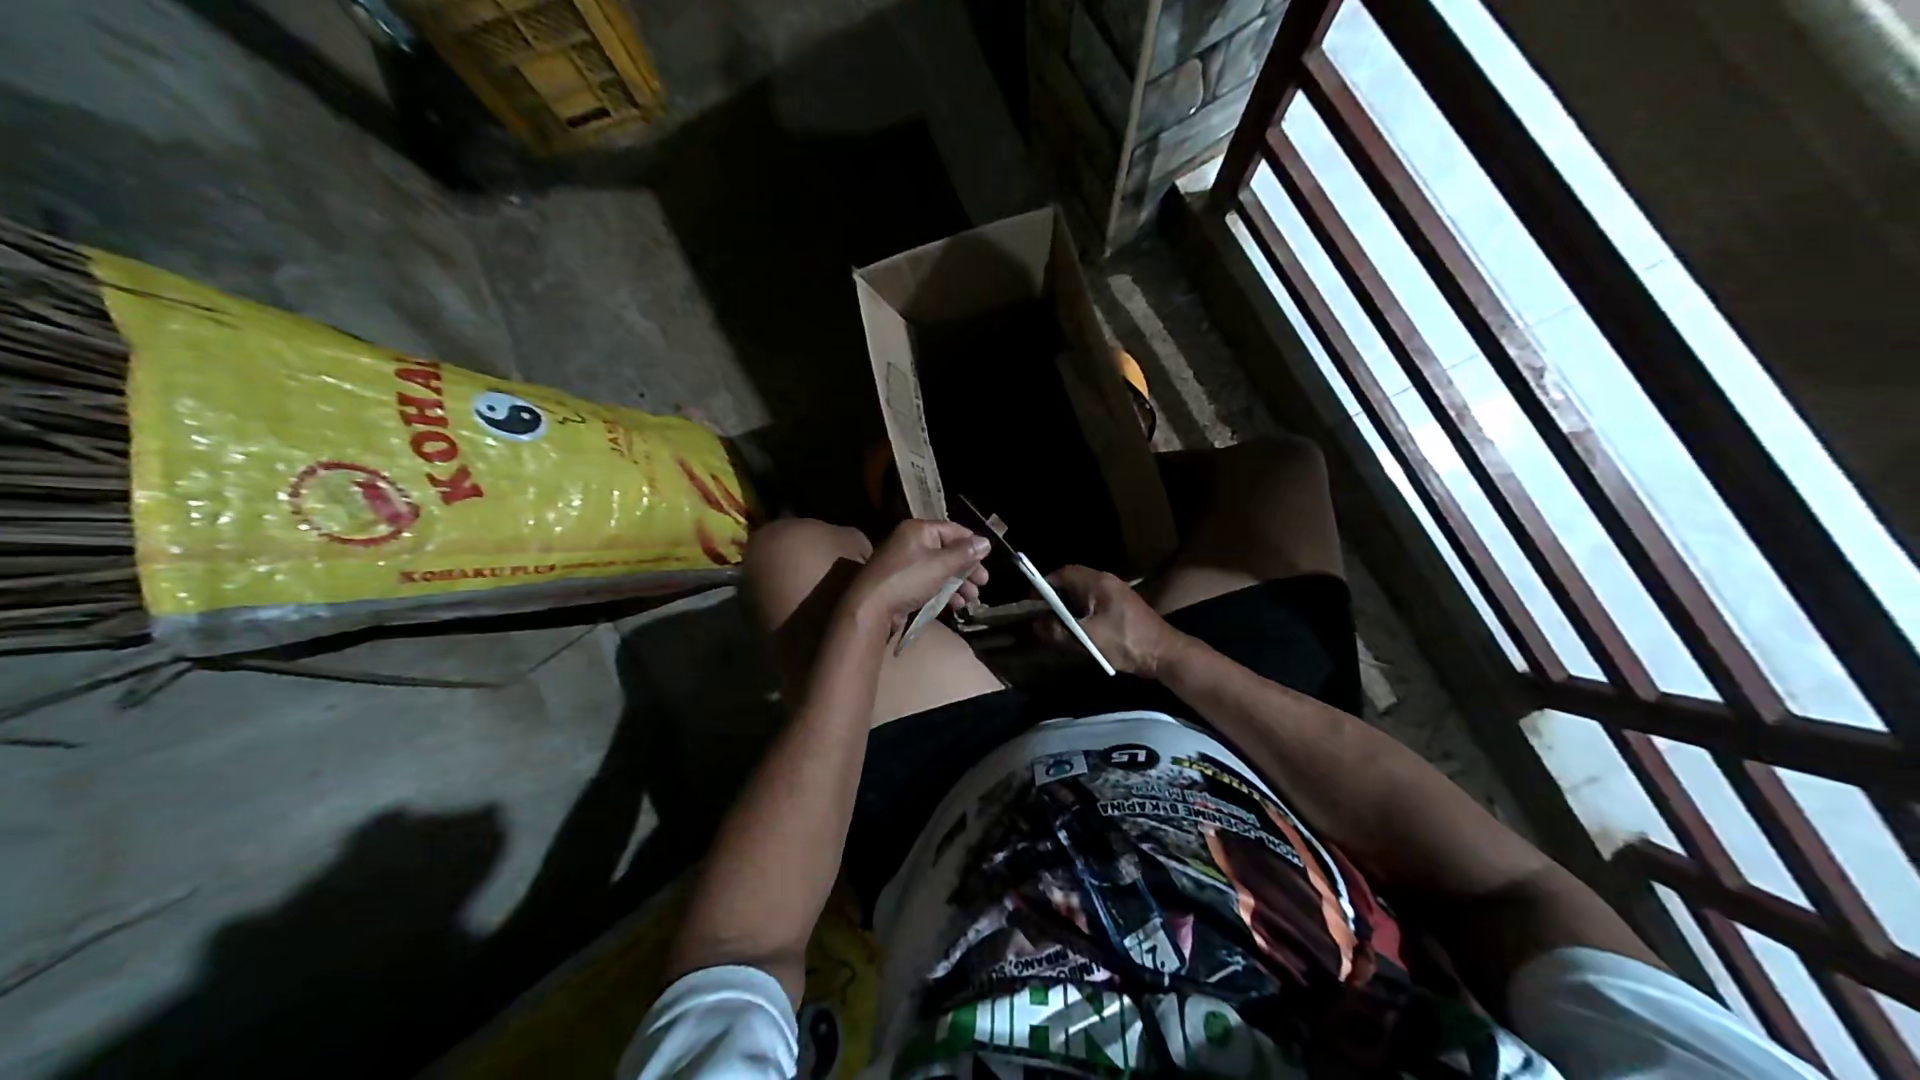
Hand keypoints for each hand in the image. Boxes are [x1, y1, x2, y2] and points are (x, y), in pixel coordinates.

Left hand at [843, 520, 990, 630]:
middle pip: (948, 551)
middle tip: (983, 583)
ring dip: (958, 583)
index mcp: (919, 530)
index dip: (972, 544)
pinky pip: (929, 583)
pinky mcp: (902, 584)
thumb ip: (965, 553)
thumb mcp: (941, 565)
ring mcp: (905, 564)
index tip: (987, 560)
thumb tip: (986, 542)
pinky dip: (943, 592)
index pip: (953, 530)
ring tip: (972, 599)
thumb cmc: (908, 579)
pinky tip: (956, 605)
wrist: (870, 607)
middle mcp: (911, 543)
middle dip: (967, 568)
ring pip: (940, 569)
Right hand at [1042, 566, 1185, 676]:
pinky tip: (1077, 629)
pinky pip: (1094, 601)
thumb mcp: (1088, 639)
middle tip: (1042, 615)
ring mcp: (1116, 592)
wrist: (1165, 654)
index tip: (1033, 603)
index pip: (1063, 572)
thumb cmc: (1126, 642)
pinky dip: (1081, 611)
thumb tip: (1036, 625)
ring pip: (1083, 592)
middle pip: (1072, 581)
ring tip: (1056, 624)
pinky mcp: (1121, 606)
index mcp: (1098, 583)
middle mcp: (1106, 581)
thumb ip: (1059, 631)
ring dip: (1068, 606)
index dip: (1044, 585)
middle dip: (1054, 597)